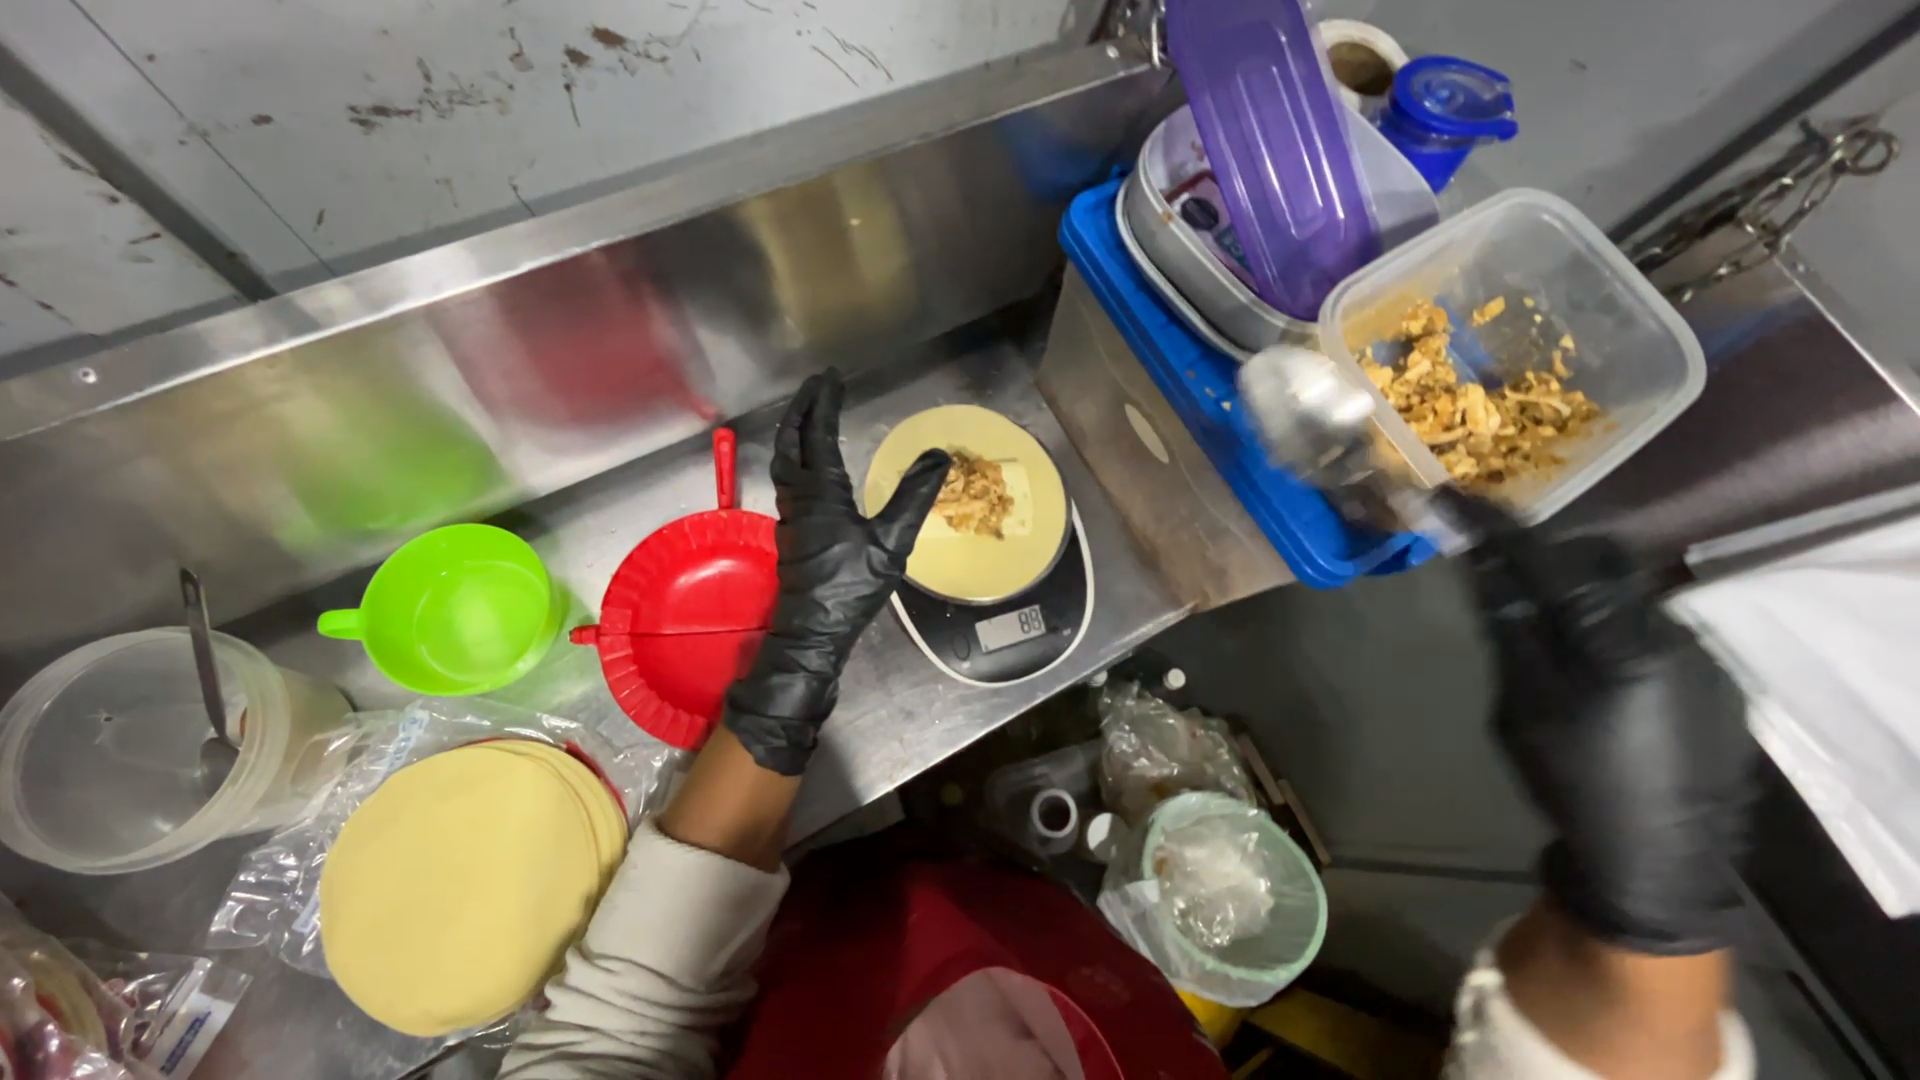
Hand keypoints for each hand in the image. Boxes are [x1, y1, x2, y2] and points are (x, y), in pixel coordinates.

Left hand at [723, 371, 950, 775]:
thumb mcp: (891, 542)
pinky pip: (788, 478)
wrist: (814, 630)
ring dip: (793, 430)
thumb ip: (914, 497)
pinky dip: (796, 456)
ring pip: (783, 459)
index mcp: (820, 490)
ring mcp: (791, 512)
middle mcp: (799, 495)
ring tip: (810, 414)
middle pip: (789, 439)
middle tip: (816, 385)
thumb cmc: (851, 586)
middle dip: (801, 407)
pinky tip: (811, 464)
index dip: (824, 401)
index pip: (818, 433)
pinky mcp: (793, 528)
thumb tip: (938, 455)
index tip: (832, 377)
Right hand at [1439, 490, 1754, 954]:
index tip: (1448, 496)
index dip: (1492, 522)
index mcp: (1614, 637)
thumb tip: (1478, 561)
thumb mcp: (1521, 702)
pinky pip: (1650, 625)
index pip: (1543, 555)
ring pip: (1625, 592)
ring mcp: (1701, 652)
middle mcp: (1668, 628)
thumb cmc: (1571, 777)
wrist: (1657, 858)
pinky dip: (1607, 626)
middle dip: (1543, 554)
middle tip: (1497, 573)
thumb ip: (1506, 625)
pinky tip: (1591, 669)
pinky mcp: (1715, 676)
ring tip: (1543, 631)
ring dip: (1577, 594)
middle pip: (1596, 559)